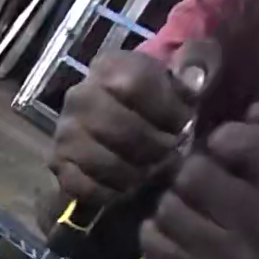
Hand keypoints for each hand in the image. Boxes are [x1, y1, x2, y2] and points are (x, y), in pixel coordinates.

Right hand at [48, 43, 217, 215]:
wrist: (117, 129)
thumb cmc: (157, 104)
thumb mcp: (183, 76)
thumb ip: (200, 65)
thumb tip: (196, 80)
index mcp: (109, 66)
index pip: (137, 84)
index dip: (167, 110)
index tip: (184, 124)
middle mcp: (79, 96)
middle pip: (120, 128)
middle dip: (153, 148)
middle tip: (170, 156)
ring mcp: (64, 132)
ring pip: (102, 161)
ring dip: (133, 173)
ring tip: (149, 173)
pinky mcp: (58, 164)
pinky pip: (83, 187)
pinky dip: (109, 193)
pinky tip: (125, 188)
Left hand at [140, 100, 258, 258]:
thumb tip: (255, 111)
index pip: (246, 142)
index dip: (227, 137)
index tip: (224, 145)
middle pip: (194, 174)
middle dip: (193, 169)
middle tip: (199, 177)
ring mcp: (225, 256)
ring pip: (169, 207)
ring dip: (173, 201)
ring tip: (186, 204)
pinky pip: (153, 243)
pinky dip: (154, 231)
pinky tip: (171, 227)